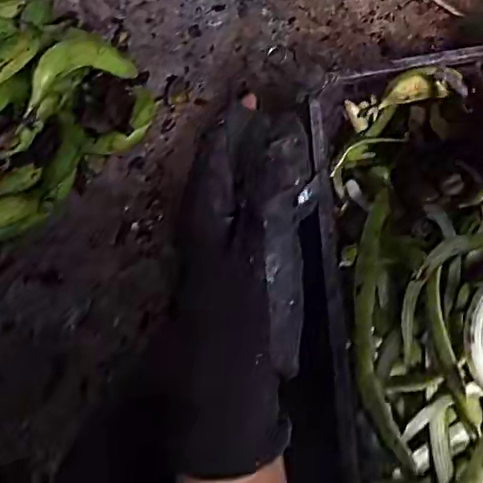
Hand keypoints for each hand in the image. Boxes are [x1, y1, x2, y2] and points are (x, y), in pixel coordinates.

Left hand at [163, 95, 309, 479]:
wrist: (233, 387)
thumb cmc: (247, 312)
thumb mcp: (262, 245)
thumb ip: (269, 191)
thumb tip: (278, 139)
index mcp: (206, 217)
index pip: (216, 157)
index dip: (232, 125)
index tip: (248, 95)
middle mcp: (204, 229)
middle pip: (218, 171)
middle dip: (236, 140)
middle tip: (259, 112)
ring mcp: (214, 251)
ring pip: (228, 192)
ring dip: (245, 164)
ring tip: (266, 142)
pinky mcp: (229, 269)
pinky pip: (240, 213)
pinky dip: (255, 192)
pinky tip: (272, 195)